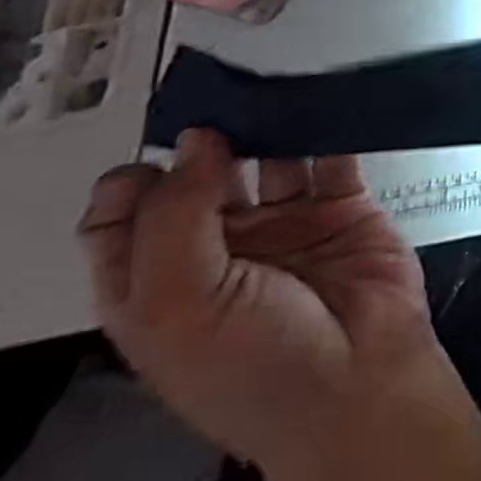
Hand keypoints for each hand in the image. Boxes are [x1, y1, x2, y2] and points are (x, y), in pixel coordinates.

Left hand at [77, 129, 480, 480]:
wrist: (356, 376)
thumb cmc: (252, 364)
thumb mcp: (178, 302)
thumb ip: (176, 218)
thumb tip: (196, 144)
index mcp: (155, 278)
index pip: (124, 214)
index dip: (135, 178)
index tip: (163, 146)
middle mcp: (219, 247)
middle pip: (200, 179)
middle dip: (208, 144)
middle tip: (225, 110)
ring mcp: (287, 226)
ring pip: (270, 162)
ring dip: (272, 133)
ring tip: (277, 104)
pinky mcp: (347, 210)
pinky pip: (336, 162)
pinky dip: (334, 136)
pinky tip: (329, 116)